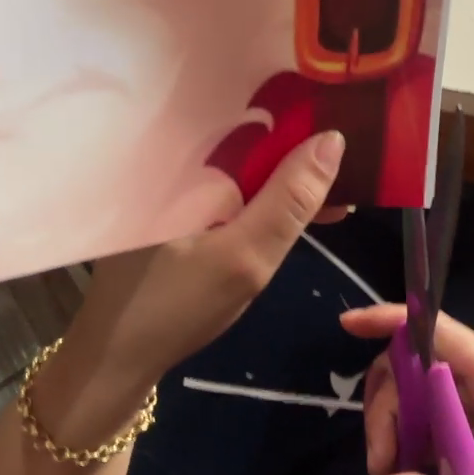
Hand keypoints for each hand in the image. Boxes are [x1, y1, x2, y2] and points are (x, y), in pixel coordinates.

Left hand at [34, 132, 346, 447]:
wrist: (115, 360)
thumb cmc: (178, 306)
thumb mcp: (246, 255)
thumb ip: (290, 200)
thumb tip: (334, 138)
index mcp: (184, 157)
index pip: (251, 114)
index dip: (301, 114)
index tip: (348, 120)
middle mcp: (177, 159)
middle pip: (250, 136)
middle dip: (302, 147)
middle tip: (358, 163)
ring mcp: (176, 185)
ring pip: (245, 165)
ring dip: (288, 176)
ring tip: (341, 191)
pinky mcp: (179, 209)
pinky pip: (232, 188)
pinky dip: (265, 197)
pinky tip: (300, 211)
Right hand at [342, 306, 473, 474]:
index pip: (440, 332)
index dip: (393, 320)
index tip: (347, 324)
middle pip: (415, 360)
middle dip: (385, 405)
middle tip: (379, 463)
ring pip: (412, 384)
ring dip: (389, 425)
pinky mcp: (470, 419)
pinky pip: (421, 409)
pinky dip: (401, 436)